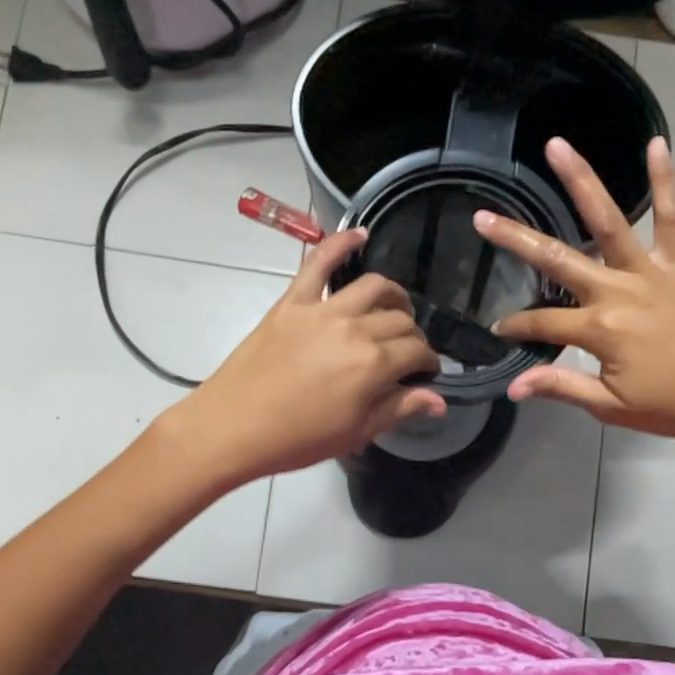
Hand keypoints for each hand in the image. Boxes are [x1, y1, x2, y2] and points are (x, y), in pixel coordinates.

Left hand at [162, 228, 446, 480]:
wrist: (234, 428)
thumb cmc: (298, 439)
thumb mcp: (355, 433)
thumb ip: (399, 409)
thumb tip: (440, 400)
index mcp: (374, 365)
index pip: (417, 351)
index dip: (428, 363)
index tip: (424, 374)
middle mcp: (355, 328)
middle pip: (400, 320)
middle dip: (412, 336)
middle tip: (406, 353)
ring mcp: (322, 310)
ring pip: (373, 286)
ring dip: (393, 296)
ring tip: (395, 309)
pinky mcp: (292, 302)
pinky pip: (319, 262)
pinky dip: (340, 243)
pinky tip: (359, 235)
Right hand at [473, 137, 674, 451]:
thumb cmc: (673, 407)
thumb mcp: (611, 406)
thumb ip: (561, 387)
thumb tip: (514, 386)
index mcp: (600, 330)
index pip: (542, 324)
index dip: (516, 327)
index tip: (498, 330)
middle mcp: (618, 291)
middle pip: (558, 260)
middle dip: (516, 240)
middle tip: (484, 218)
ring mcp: (651, 272)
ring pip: (608, 222)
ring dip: (581, 182)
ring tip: (557, 147)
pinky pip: (672, 217)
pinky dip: (666, 181)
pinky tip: (656, 145)